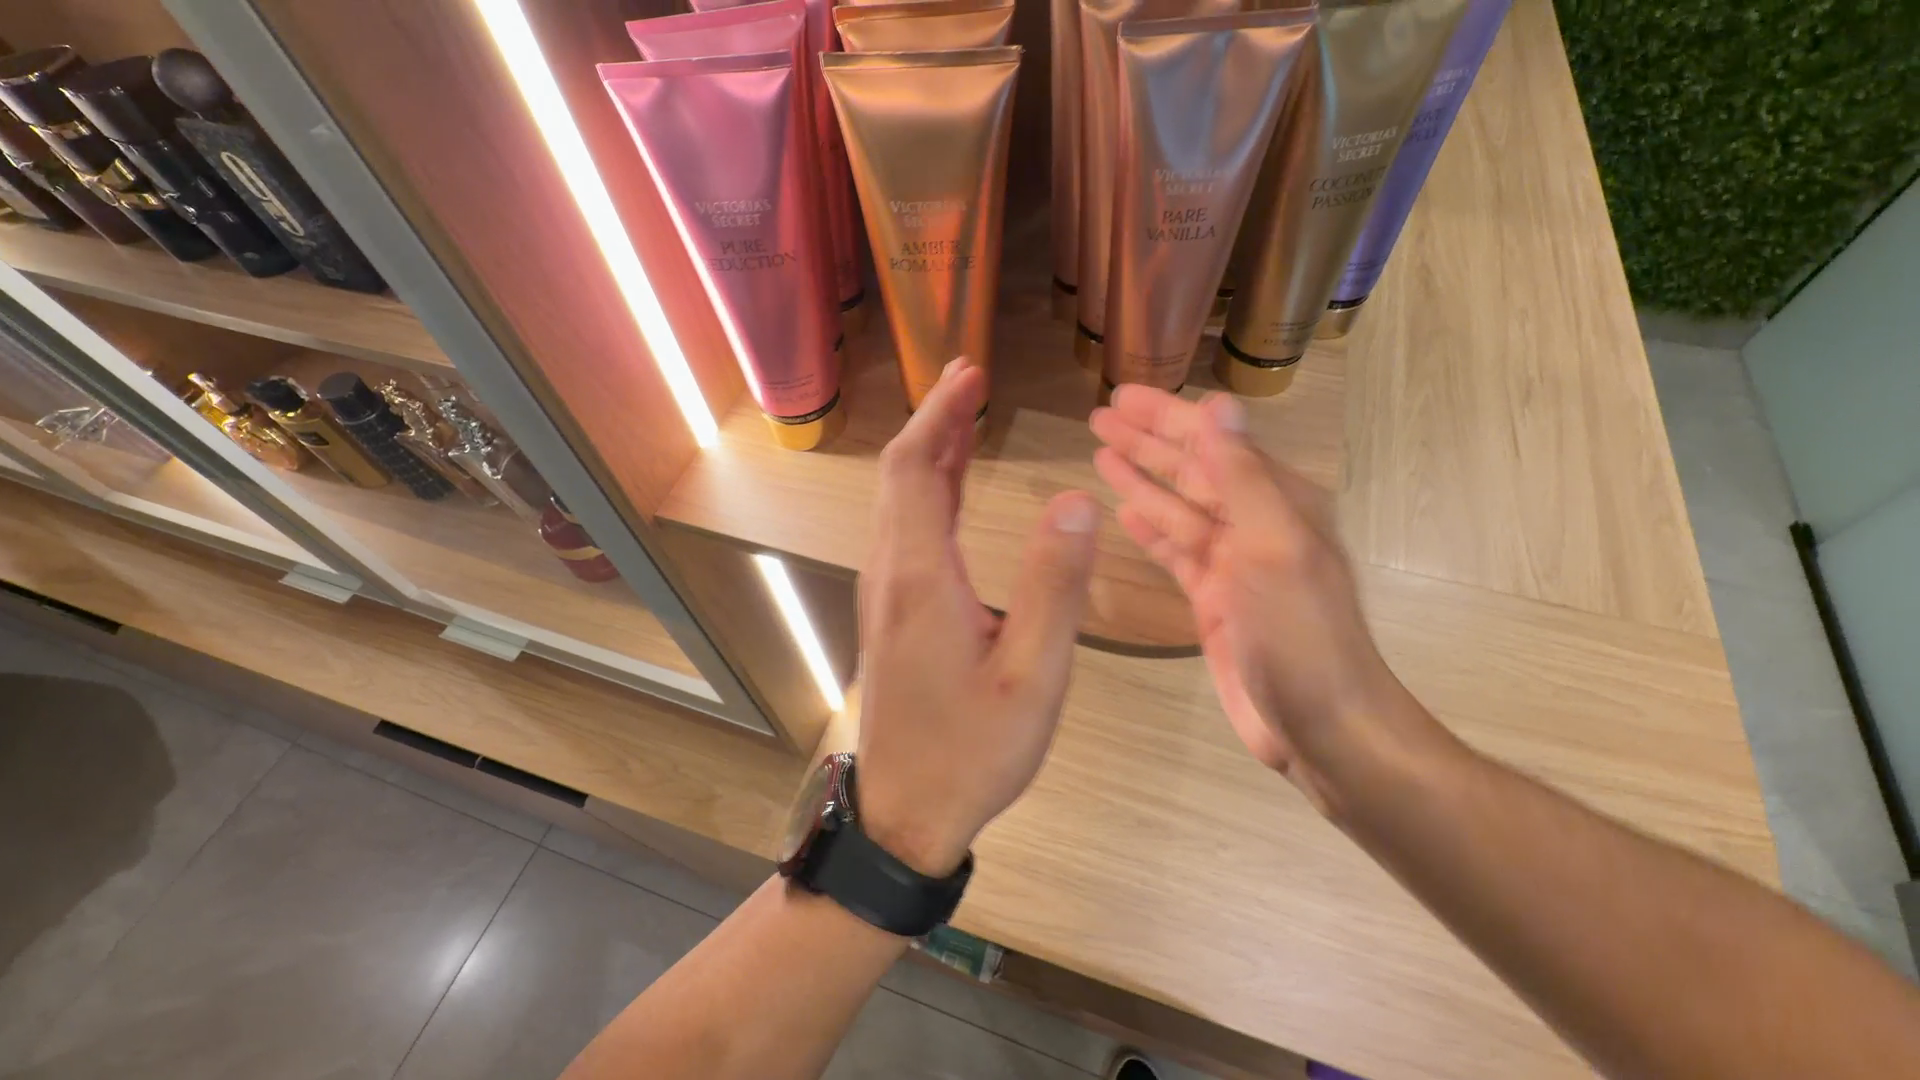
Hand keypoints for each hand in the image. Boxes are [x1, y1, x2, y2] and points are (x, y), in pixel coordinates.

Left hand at [857, 360, 1099, 874]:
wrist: (907, 814)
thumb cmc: (973, 752)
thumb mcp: (1033, 676)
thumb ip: (1055, 587)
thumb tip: (1077, 500)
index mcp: (920, 577)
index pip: (918, 469)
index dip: (941, 415)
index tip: (971, 374)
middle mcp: (890, 575)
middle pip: (901, 477)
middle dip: (934, 422)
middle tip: (972, 380)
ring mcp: (884, 597)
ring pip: (898, 505)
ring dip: (930, 455)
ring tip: (969, 419)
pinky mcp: (891, 617)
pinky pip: (904, 534)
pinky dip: (929, 495)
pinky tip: (956, 492)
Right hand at [1090, 386, 1418, 817]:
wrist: (1322, 723)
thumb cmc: (1301, 633)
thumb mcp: (1274, 546)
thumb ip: (1242, 476)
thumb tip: (1219, 403)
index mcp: (1277, 502)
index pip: (1214, 443)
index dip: (1168, 418)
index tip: (1123, 395)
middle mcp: (1255, 525)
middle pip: (1191, 470)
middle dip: (1147, 442)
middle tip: (1099, 417)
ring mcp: (1232, 565)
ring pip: (1177, 509)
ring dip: (1141, 479)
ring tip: (1099, 454)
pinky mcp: (1213, 601)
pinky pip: (1176, 552)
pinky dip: (1150, 529)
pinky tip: (1124, 511)